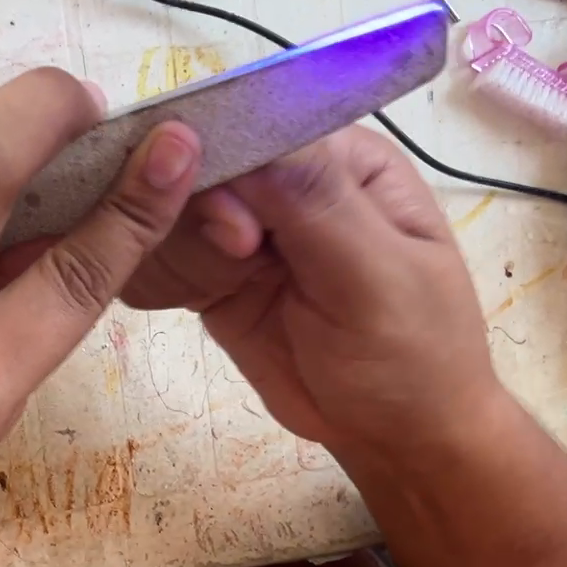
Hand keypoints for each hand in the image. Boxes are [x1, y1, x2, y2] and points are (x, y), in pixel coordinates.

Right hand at [159, 127, 510, 467]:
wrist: (385, 432)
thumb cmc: (408, 355)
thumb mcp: (376, 279)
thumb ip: (315, 206)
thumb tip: (249, 145)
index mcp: (340, 163)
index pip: (261, 133)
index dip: (232, 169)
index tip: (235, 235)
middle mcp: (284, 186)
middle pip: (201, 169)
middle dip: (197, 222)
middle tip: (230, 274)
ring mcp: (242, 232)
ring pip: (170, 215)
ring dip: (179, 258)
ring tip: (212, 298)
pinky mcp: (212, 275)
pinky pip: (162, 258)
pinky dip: (158, 279)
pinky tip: (183, 303)